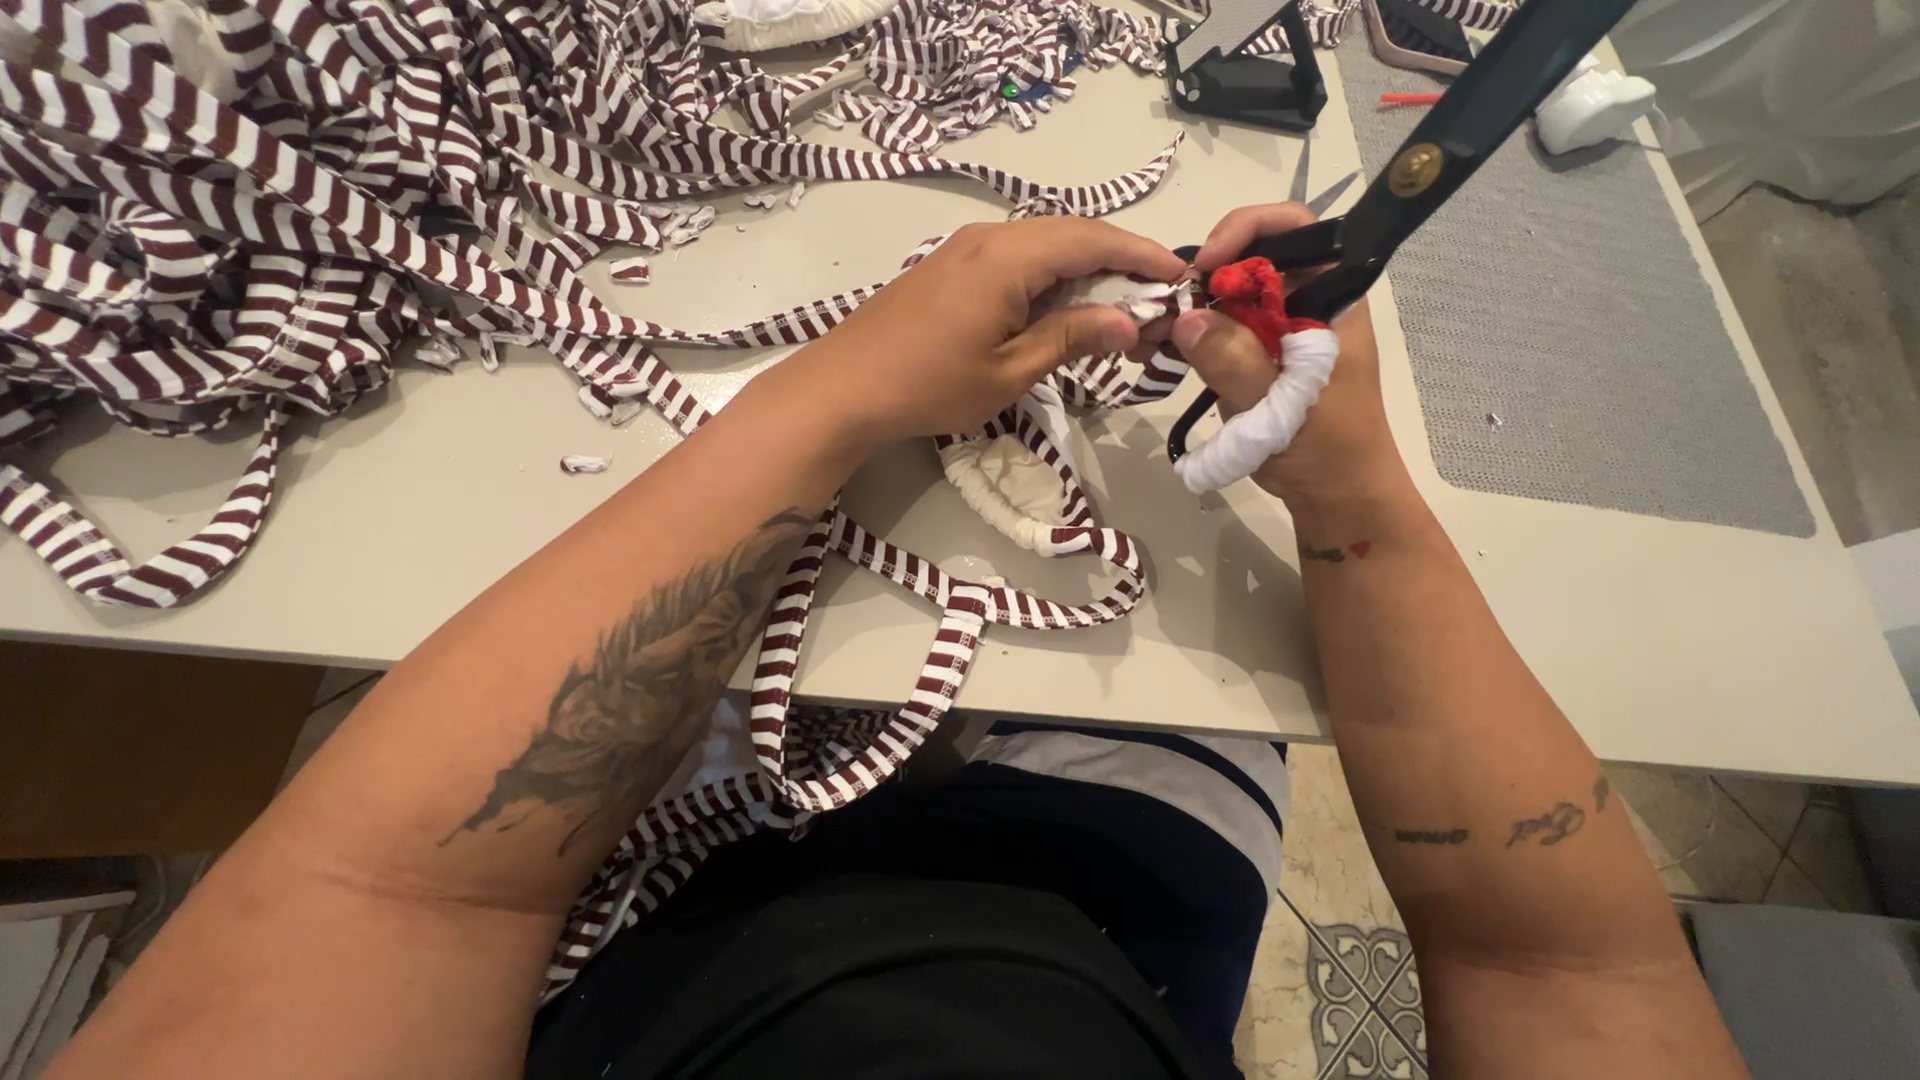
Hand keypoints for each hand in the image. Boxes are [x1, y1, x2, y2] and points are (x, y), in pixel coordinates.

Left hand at [780, 217, 1185, 446]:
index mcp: (1009, 256)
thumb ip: (1072, 338)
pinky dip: (1048, 283)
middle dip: (1118, 268)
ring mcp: (964, 249)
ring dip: (1082, 277)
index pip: (1094, 239)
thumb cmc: (929, 386)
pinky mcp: (948, 268)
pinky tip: (1059, 315)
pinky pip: (1014, 262)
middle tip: (1151, 308)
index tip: (1181, 278)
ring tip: (1114, 317)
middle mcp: (989, 237)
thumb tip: (1130, 321)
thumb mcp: (1009, 371)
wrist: (844, 388)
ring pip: (1043, 249)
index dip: (1142, 255)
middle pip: (1071, 237)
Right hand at [1171, 202, 1404, 505]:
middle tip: (1163, 306)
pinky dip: (1188, 338)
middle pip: (1249, 262)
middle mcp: (1303, 305)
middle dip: (1203, 277)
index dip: (1247, 230)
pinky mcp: (1254, 357)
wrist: (1334, 495)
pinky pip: (1217, 333)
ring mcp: (1276, 332)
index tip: (1207, 264)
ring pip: (1227, 298)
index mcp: (1330, 300)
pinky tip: (1159, 352)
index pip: (1295, 231)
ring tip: (1151, 335)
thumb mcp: (1279, 408)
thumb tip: (1186, 318)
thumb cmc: (1325, 450)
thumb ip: (1235, 362)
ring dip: (1188, 310)